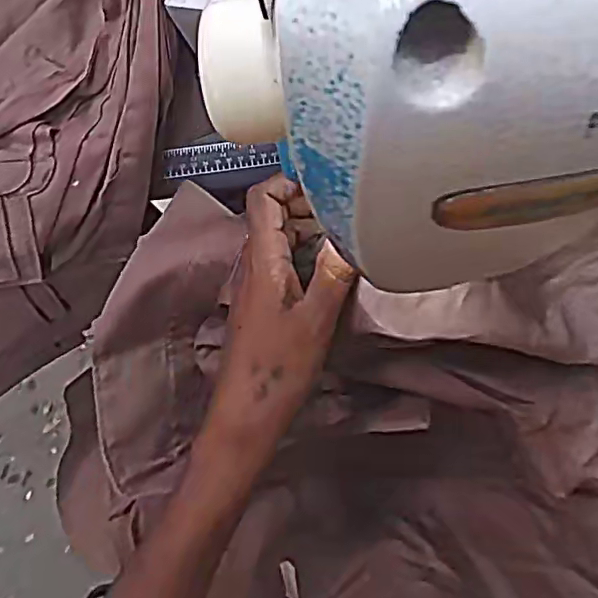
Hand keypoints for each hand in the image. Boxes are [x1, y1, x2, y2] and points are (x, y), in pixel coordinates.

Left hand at [202, 174, 358, 468]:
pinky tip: (332, 266)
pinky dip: (306, 250)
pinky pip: (282, 257)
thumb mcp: (316, 320)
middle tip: (345, 211)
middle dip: (308, 202)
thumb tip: (352, 232)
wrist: (244, 416)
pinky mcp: (262, 298)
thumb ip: (334, 272)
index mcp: (262, 258)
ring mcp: (256, 280)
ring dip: (310, 227)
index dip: (289, 180)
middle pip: (272, 211)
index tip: (326, 185)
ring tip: (344, 235)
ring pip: (280, 235)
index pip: (262, 196)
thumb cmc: (277, 368)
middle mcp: (254, 262)